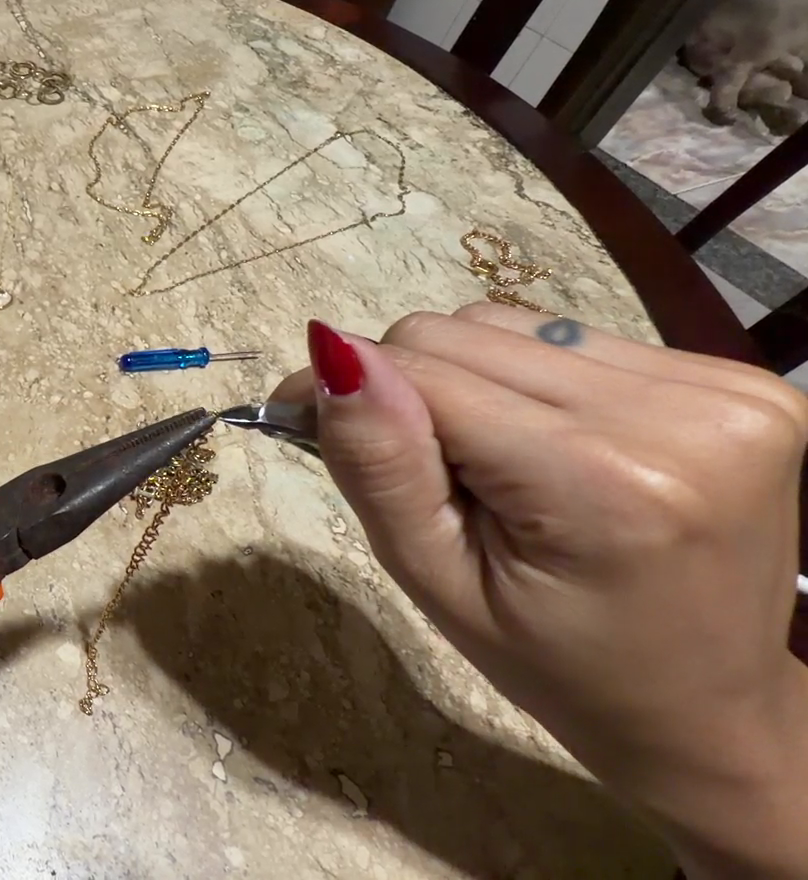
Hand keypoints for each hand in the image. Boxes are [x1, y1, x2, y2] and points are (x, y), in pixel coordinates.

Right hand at [280, 306, 807, 878]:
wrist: (703, 707)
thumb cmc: (548, 660)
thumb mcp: (431, 579)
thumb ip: (380, 464)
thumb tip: (331, 352)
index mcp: (603, 479)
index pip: (421, 372)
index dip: (345, 388)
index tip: (297, 418)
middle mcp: (678, 411)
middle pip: (455, 334)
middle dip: (403, 387)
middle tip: (414, 470)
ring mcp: (719, 388)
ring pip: (497, 323)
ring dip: (458, 377)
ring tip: (482, 459)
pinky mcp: (732, 378)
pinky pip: (554, 335)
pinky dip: (515, 378)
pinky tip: (538, 441)